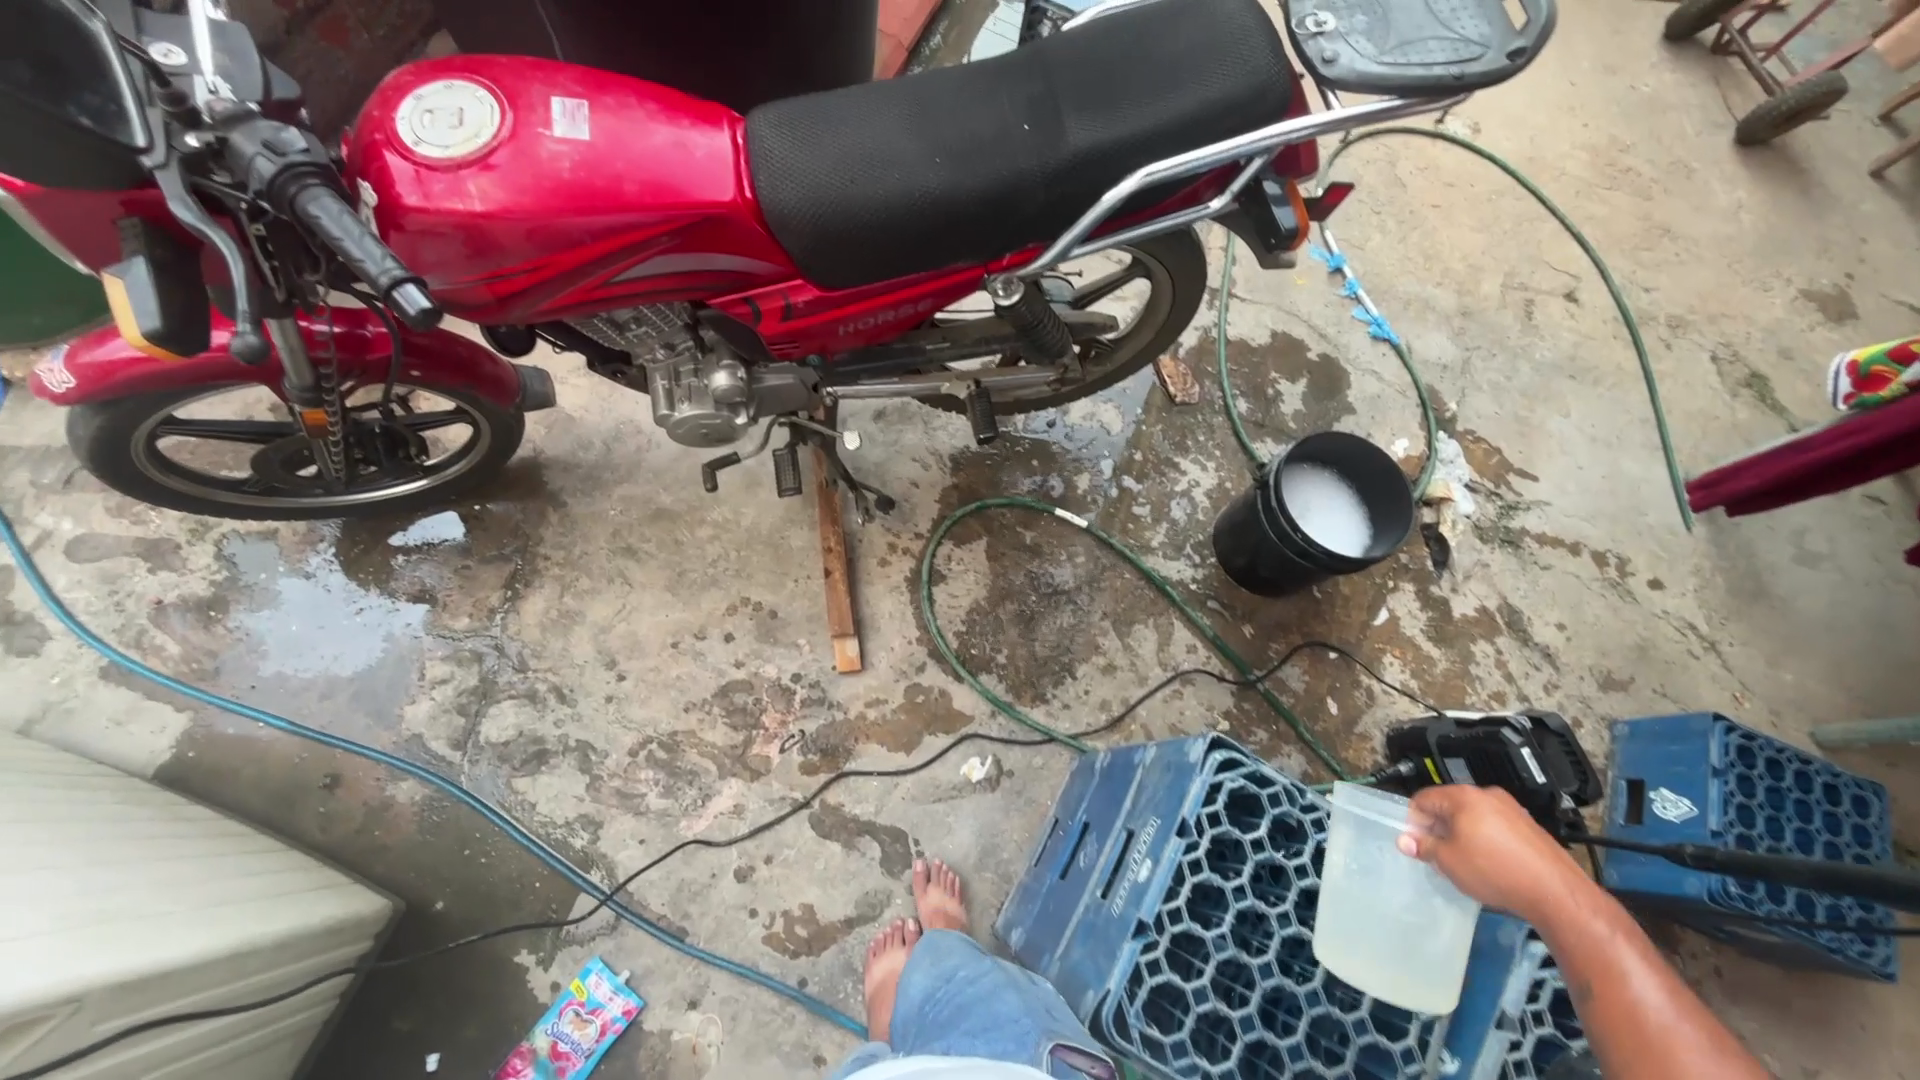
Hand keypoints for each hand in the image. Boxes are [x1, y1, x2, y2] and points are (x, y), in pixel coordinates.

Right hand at [1395, 784, 1591, 920]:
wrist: (1555, 892)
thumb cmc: (1493, 871)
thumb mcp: (1448, 861)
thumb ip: (1423, 846)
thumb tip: (1405, 840)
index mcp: (1463, 797)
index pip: (1423, 799)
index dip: (1414, 821)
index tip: (1418, 844)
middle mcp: (1487, 795)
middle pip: (1449, 805)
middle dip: (1439, 827)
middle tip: (1439, 854)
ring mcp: (1512, 809)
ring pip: (1473, 816)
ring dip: (1462, 834)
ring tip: (1466, 862)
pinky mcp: (1529, 825)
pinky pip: (1495, 826)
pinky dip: (1486, 839)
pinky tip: (1491, 863)